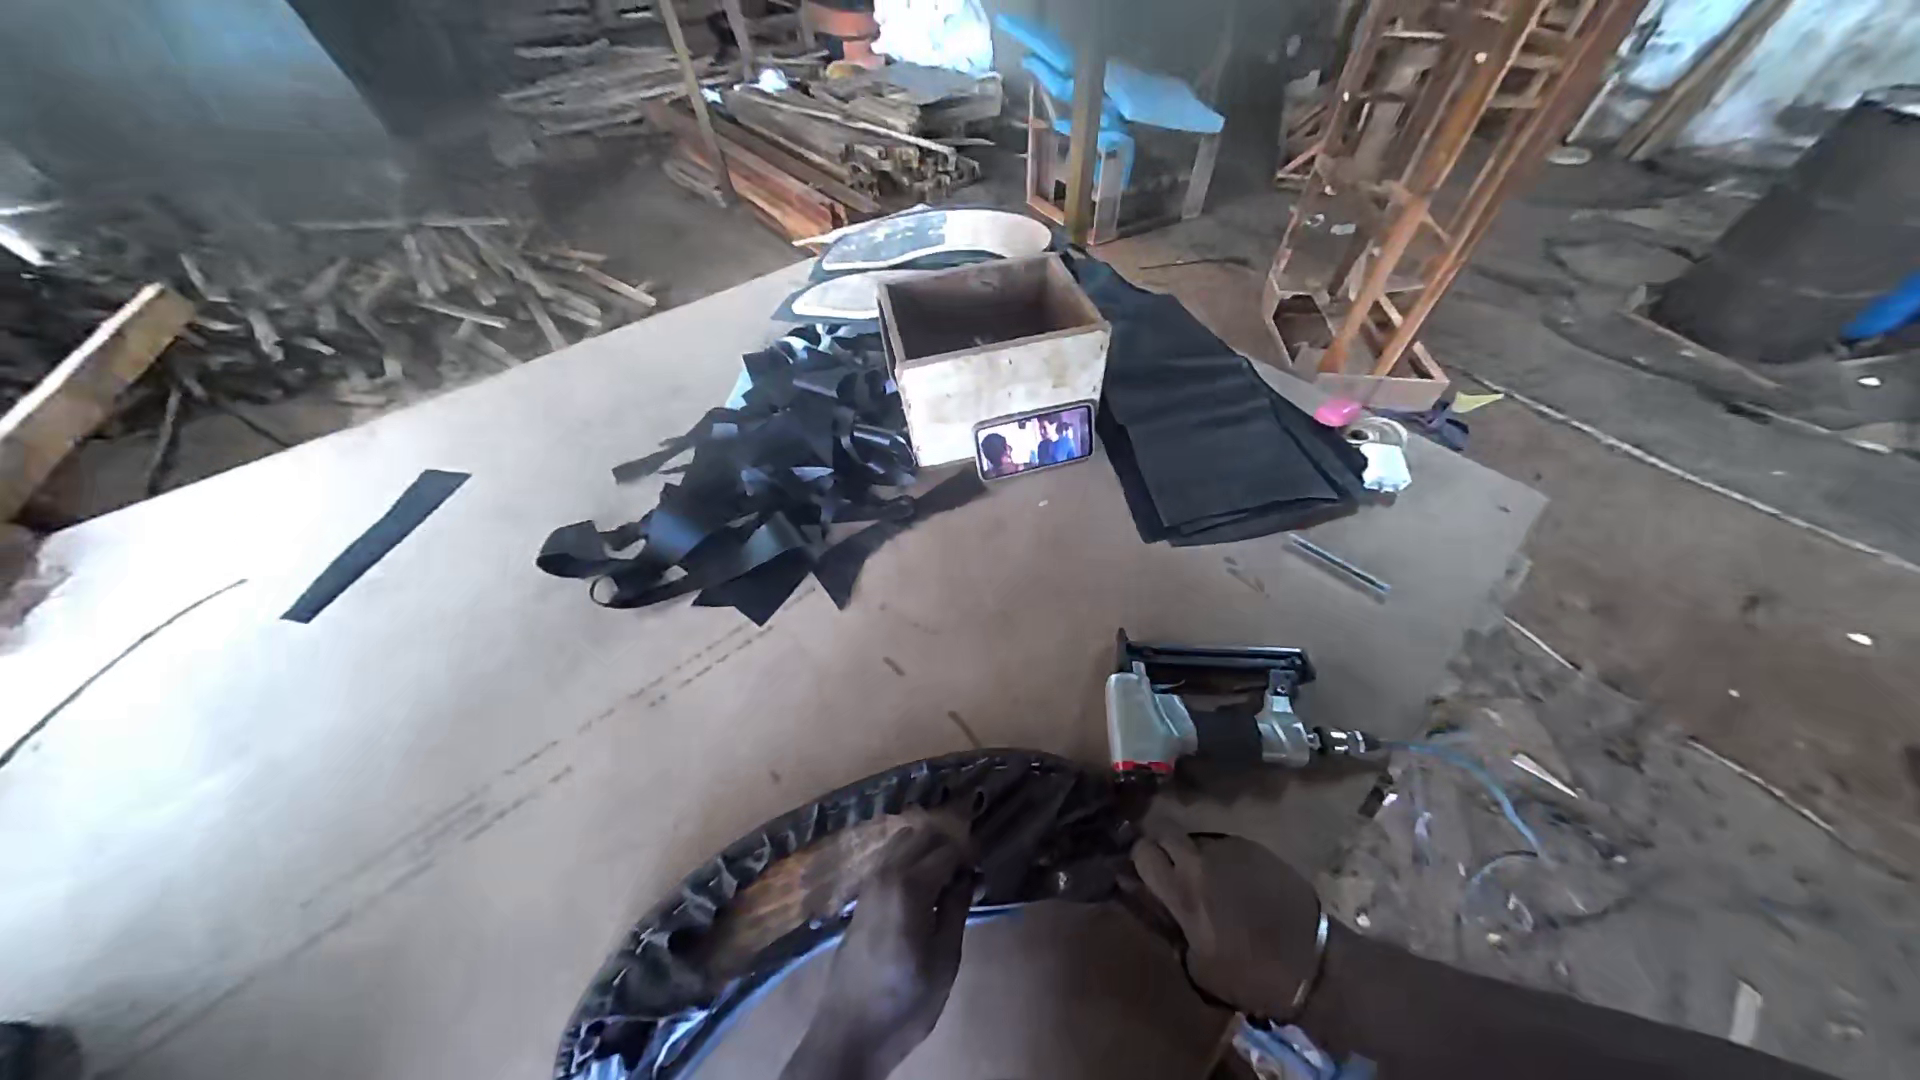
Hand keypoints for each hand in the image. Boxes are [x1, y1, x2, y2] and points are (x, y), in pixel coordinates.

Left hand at [781, 825, 974, 1079]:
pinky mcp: (861, 894)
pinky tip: (924, 883)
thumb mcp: (944, 959)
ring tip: (948, 874)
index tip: (983, 866)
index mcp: (910, 885)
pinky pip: (889, 857)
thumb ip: (957, 908)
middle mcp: (886, 872)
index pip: (947, 849)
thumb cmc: (905, 1001)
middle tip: (969, 868)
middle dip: (949, 842)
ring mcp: (869, 881)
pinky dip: (910, 856)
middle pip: (923, 834)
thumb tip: (969, 876)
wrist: (850, 1032)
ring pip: (903, 840)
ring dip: (927, 846)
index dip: (969, 853)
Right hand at [1131, 832, 1323, 1018]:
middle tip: (1172, 872)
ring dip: (1193, 854)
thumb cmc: (1252, 975)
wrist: (1315, 963)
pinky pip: (1226, 846)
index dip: (1140, 861)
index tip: (1145, 875)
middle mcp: (1200, 860)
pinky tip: (1237, 883)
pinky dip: (1223, 860)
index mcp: (1182, 890)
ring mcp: (1230, 849)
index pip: (1142, 851)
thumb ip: (1170, 930)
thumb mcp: (1199, 968)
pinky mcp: (1256, 848)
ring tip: (1208, 879)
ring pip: (1196, 838)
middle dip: (1162, 847)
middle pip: (1164, 831)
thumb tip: (1156, 909)